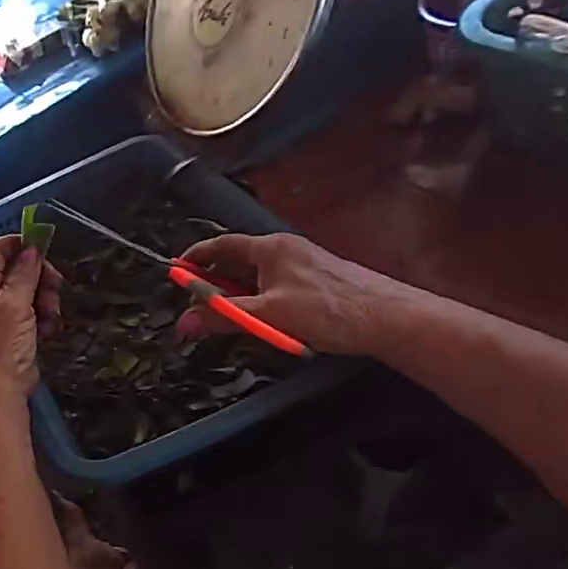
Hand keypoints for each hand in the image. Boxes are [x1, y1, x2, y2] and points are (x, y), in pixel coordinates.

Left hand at [0, 235, 62, 397]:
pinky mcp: (14, 330)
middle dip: (40, 276)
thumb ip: (24, 272)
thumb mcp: (15, 302)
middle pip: (17, 269)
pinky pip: (34, 312)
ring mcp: (0, 313)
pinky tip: (49, 329)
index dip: (17, 244)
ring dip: (46, 299)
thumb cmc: (2, 343)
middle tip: (55, 286)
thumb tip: (31, 248)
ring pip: (30, 290)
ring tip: (50, 316)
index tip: (43, 248)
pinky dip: (44, 317)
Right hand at [174, 233, 421, 355]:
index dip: (195, 257)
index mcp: (270, 248)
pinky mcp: (316, 283)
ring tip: (228, 318)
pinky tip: (262, 322)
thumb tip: (183, 324)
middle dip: (213, 282)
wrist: (392, 320)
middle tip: (196, 304)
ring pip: (257, 278)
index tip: (175, 271)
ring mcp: (303, 265)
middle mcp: (285, 251)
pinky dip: (258, 301)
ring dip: (237, 295)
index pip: (221, 245)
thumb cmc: (328, 310)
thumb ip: (222, 317)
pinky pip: (274, 287)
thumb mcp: (266, 315)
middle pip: (237, 262)